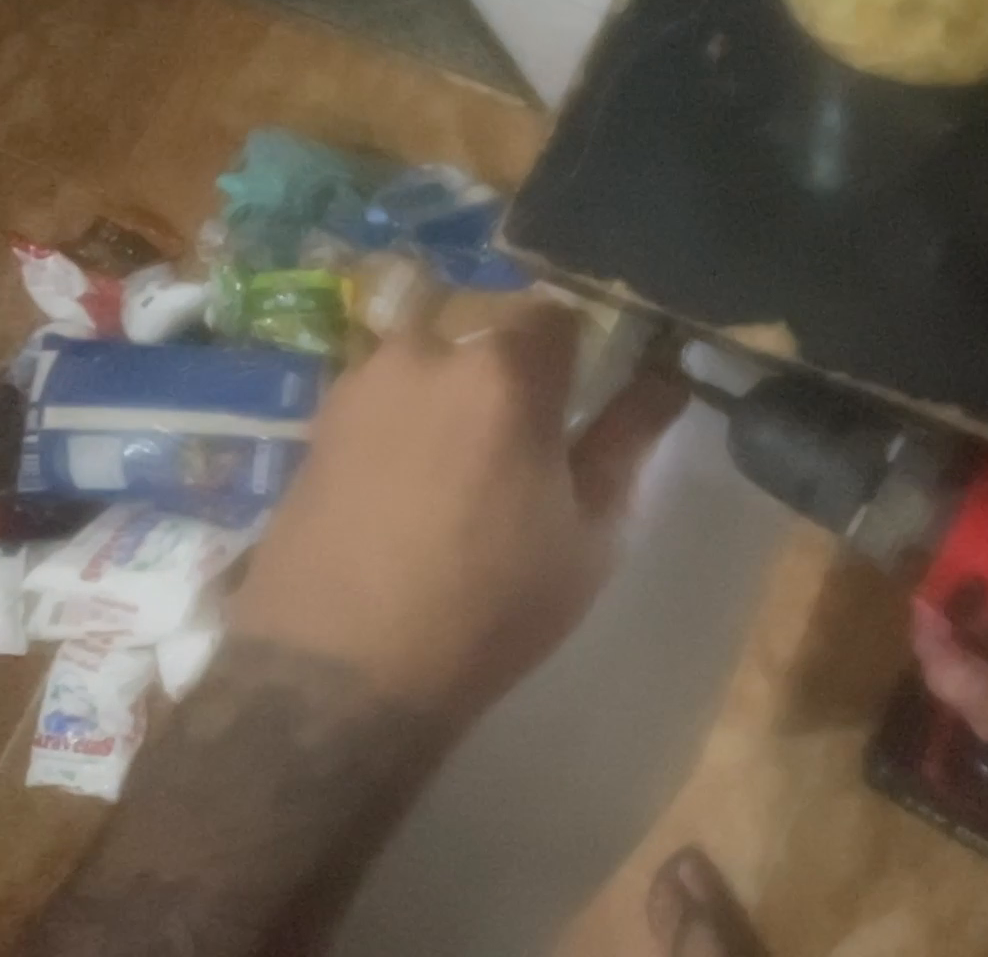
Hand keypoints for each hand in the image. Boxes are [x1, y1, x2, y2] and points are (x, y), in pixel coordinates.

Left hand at [233, 298, 687, 708]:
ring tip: (468, 462)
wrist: (339, 677)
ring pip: (437, 354)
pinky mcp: (319, 418)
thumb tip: (668, 379)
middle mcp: (428, 352)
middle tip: (531, 438)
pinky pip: (391, 387)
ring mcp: (363, 381)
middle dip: (521, 367)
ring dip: (463, 386)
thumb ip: (628, 439)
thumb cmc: (492, 604)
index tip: (589, 394)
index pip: (560, 312)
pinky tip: (413, 478)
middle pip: (494, 327)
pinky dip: (416, 411)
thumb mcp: (588, 530)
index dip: (583, 349)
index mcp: (506, 372)